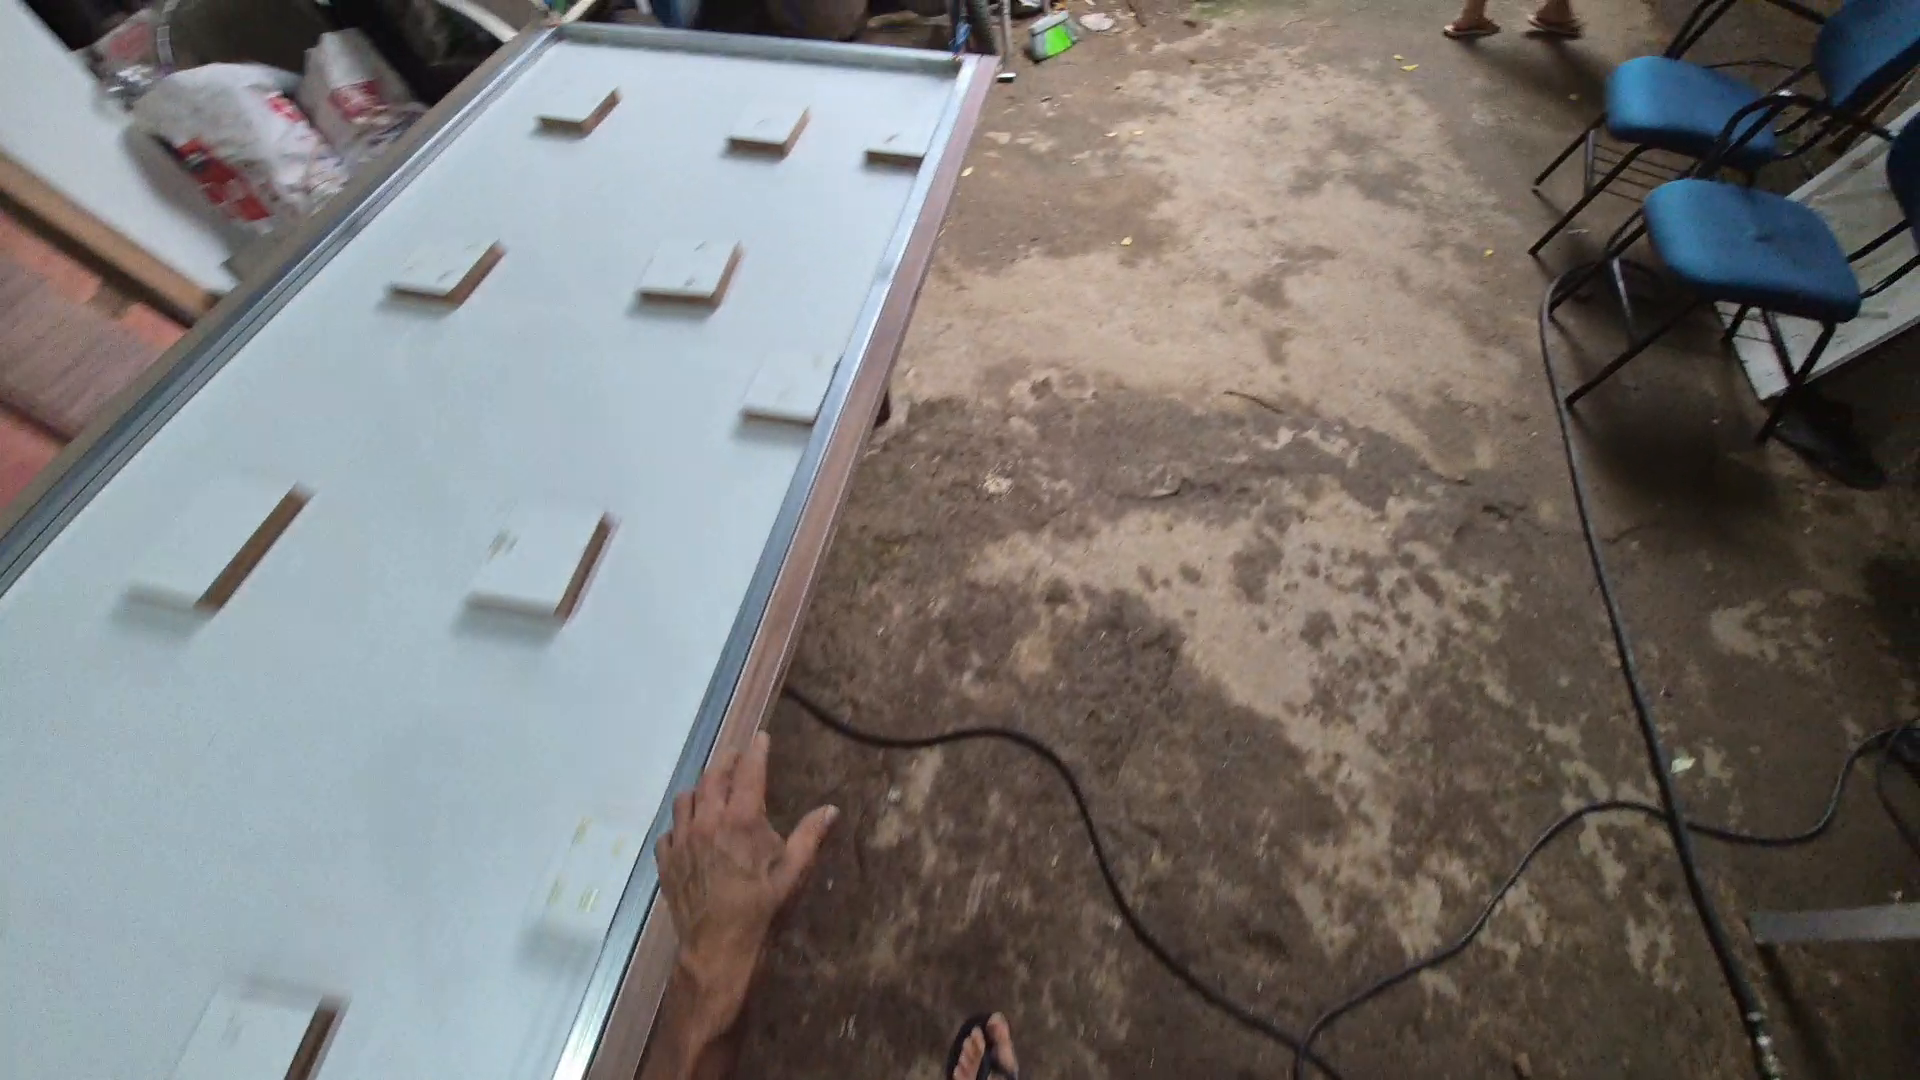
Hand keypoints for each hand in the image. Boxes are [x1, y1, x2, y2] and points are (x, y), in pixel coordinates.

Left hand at [654, 730, 837, 1043]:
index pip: (748, 771)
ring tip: (712, 790)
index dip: (756, 750)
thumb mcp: (792, 871)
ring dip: (701, 789)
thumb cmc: (760, 905)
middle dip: (726, 761)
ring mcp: (683, 839)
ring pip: (687, 798)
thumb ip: (810, 835)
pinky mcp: (666, 859)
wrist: (717, 946)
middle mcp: (708, 821)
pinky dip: (681, 822)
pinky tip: (691, 830)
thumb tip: (831, 810)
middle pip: (713, 776)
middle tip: (737, 756)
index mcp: (741, 819)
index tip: (761, 737)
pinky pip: (669, 829)